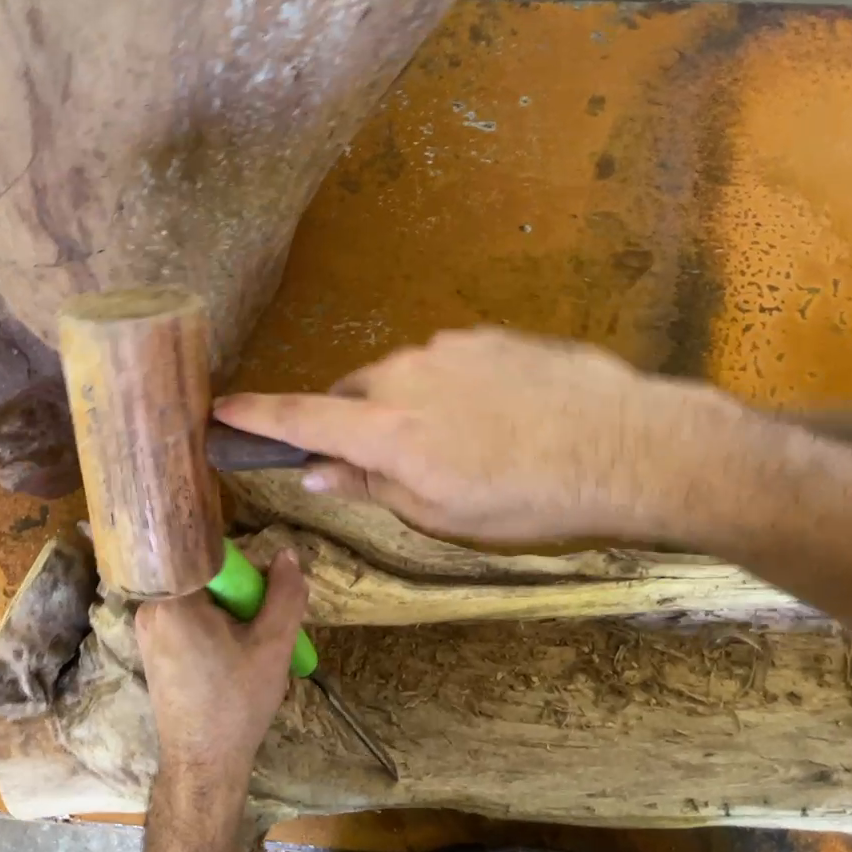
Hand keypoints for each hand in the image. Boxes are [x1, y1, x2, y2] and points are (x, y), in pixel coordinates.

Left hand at [133, 551, 308, 782]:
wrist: (203, 765)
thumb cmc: (236, 704)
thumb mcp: (272, 645)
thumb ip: (284, 594)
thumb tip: (288, 554)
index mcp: (172, 600)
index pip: (208, 554)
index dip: (242, 565)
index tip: (262, 587)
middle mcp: (150, 608)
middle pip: (203, 576)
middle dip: (240, 591)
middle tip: (264, 621)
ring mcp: (147, 629)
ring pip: (199, 598)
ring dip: (230, 611)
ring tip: (251, 642)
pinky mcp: (153, 648)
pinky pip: (188, 618)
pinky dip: (215, 626)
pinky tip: (233, 653)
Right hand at [213, 328, 751, 543]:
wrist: (632, 446)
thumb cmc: (532, 500)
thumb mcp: (443, 515)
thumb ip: (372, 485)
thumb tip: (319, 471)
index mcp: (388, 430)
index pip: (301, 418)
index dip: (256, 414)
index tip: (219, 406)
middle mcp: (406, 375)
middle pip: (352, 394)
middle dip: (358, 424)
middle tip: (396, 463)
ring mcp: (449, 348)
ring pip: (402, 378)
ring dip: (410, 408)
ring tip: (469, 445)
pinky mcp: (488, 335)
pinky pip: (446, 363)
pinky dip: (451, 390)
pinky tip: (499, 417)